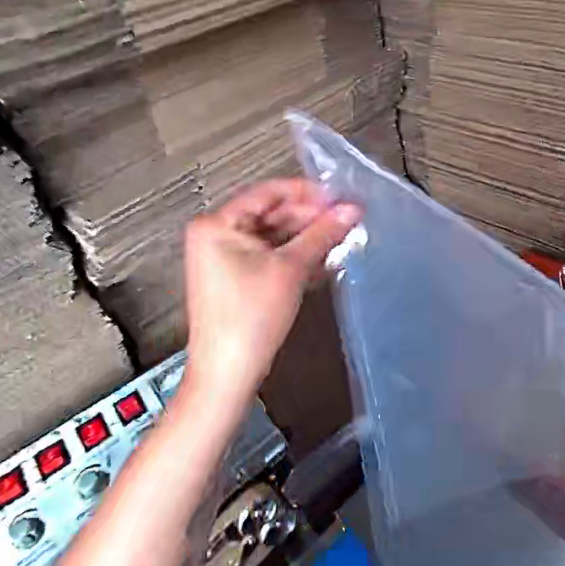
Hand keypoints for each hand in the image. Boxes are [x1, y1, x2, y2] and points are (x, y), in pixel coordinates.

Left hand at [183, 179, 360, 401]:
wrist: (228, 372)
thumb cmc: (245, 322)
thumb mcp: (292, 268)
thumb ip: (323, 233)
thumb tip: (349, 210)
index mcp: (216, 225)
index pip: (269, 193)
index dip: (308, 194)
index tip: (338, 197)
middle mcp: (215, 236)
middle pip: (273, 214)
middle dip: (311, 218)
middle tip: (346, 218)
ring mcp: (225, 257)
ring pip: (275, 235)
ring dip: (308, 237)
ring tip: (341, 237)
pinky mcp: (237, 277)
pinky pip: (271, 255)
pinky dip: (296, 255)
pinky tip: (324, 258)